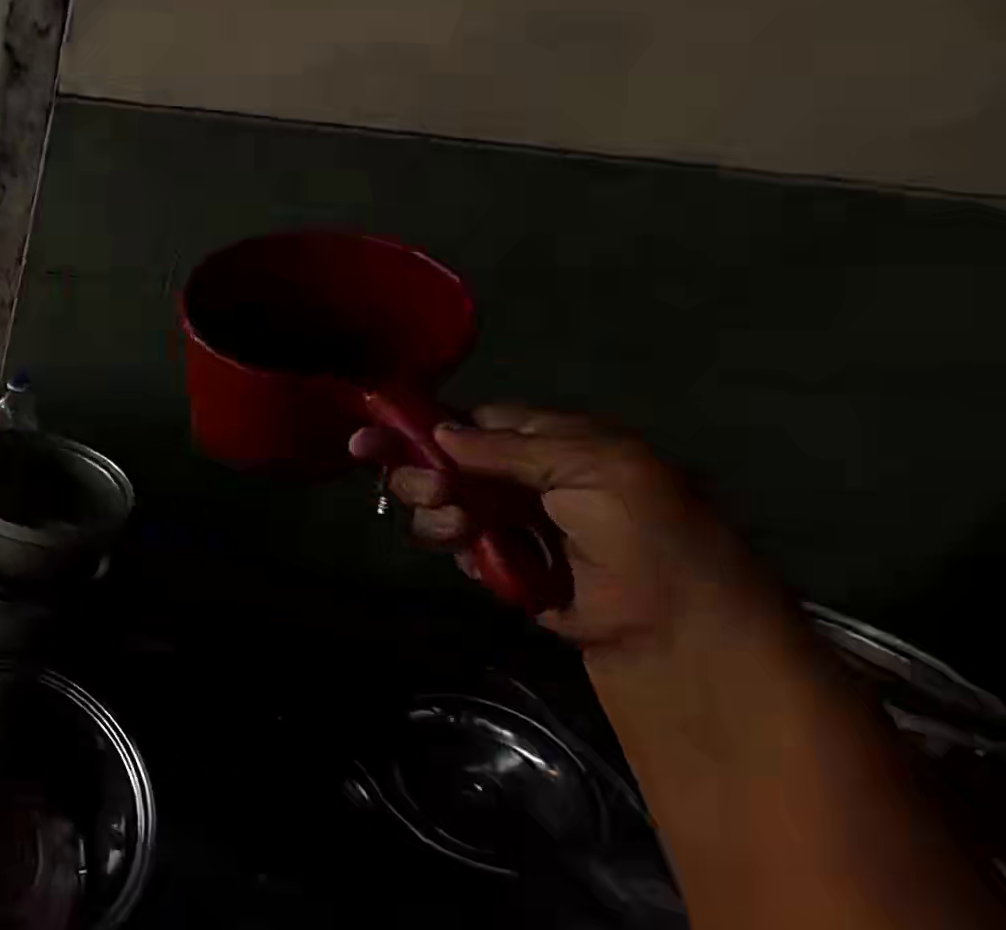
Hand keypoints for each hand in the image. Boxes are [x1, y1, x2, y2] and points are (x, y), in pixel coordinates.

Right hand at [351, 404, 760, 652]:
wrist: (672, 628)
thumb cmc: (645, 532)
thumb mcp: (594, 467)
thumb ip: (511, 446)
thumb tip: (438, 432)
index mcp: (545, 440)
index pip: (468, 421)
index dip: (423, 426)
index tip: (376, 433)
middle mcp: (515, 474)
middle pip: (438, 460)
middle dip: (422, 473)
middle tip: (433, 492)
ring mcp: (502, 519)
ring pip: (434, 501)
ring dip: (436, 513)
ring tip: (463, 531)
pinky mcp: (492, 559)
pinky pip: (448, 541)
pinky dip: (452, 545)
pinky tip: (476, 554)